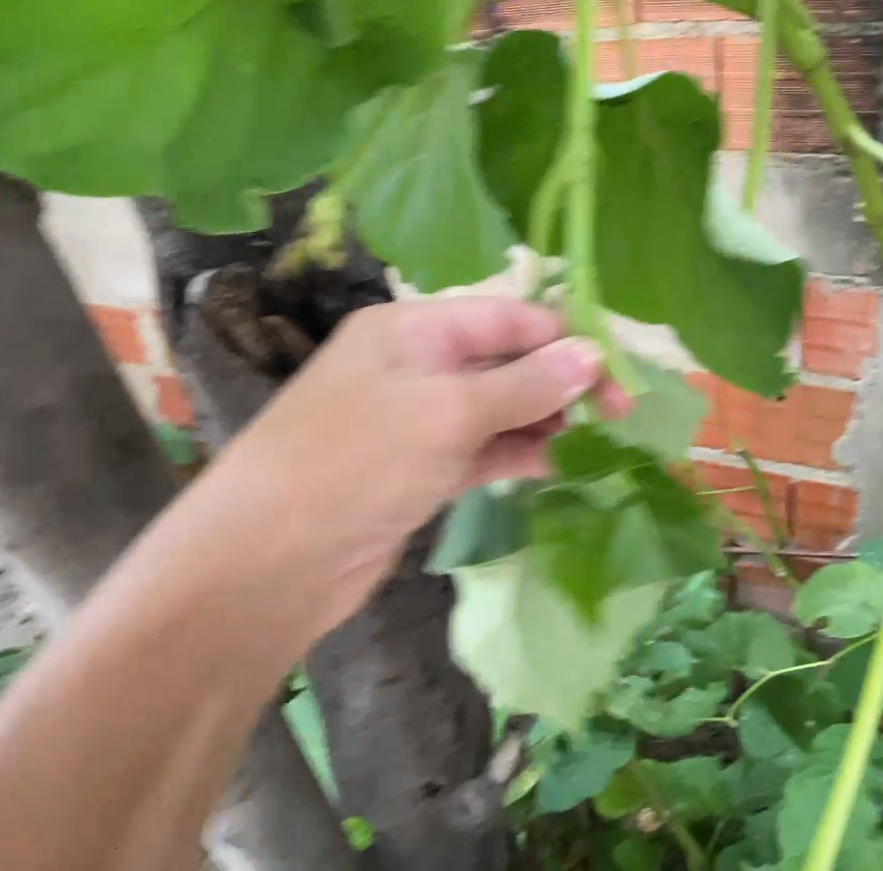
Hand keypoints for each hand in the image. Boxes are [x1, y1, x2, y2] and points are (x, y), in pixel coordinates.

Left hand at [172, 296, 621, 634]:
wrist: (265, 566)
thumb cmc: (355, 463)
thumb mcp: (448, 413)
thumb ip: (525, 384)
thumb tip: (594, 355)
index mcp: (412, 328)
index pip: (507, 317)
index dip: (565, 340)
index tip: (616, 374)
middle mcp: (416, 365)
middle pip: (506, 361)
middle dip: (561, 382)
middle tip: (618, 416)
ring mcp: (417, 420)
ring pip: (499, 408)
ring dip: (545, 420)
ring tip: (596, 441)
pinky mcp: (419, 470)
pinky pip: (483, 449)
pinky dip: (519, 453)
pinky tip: (558, 465)